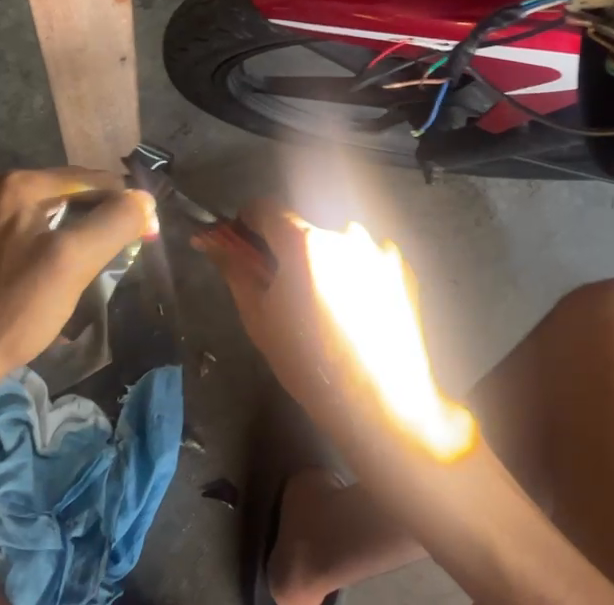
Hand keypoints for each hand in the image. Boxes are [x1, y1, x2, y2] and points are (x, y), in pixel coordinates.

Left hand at [0, 168, 157, 394]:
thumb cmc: (13, 308)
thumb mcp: (73, 262)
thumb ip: (114, 223)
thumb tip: (144, 200)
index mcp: (17, 183)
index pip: (89, 179)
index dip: (123, 204)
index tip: (148, 235)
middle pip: (65, 194)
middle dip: (96, 220)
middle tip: (122, 255)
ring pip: (43, 215)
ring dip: (72, 234)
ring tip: (93, 266)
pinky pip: (20, 232)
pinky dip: (45, 245)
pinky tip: (53, 273)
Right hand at [197, 201, 457, 470]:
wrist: (381, 404)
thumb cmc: (308, 362)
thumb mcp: (258, 317)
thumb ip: (234, 268)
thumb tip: (211, 239)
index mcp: (304, 241)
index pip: (264, 208)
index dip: (248, 225)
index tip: (244, 250)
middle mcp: (343, 233)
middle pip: (302, 229)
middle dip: (287, 251)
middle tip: (284, 294)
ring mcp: (378, 250)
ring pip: (334, 245)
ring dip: (323, 262)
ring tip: (325, 311)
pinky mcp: (402, 270)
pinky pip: (364, 260)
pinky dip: (354, 275)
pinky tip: (355, 315)